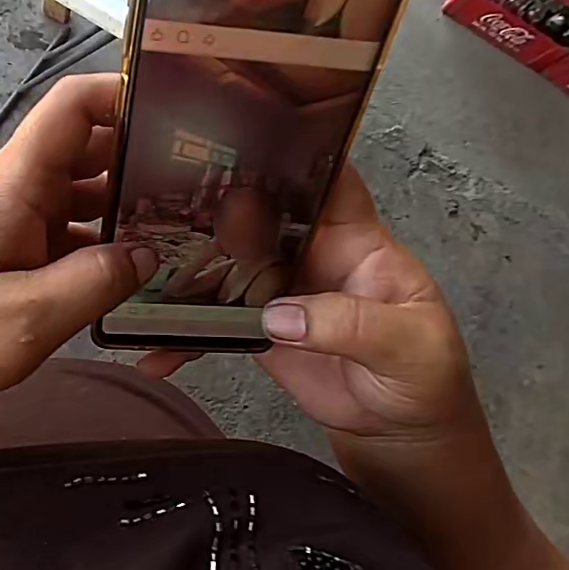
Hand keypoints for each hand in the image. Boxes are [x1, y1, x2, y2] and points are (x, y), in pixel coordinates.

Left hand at [0, 73, 155, 400]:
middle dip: (144, 158)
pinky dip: (101, 240)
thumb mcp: (24, 318)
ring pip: (83, 191)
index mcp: (15, 183)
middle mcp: (16, 187)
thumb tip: (148, 255)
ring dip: (127, 205)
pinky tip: (134, 268)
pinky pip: (67, 227)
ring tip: (185, 228)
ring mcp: (13, 215)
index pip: (71, 106)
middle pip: (88, 147)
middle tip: (205, 184)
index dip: (122, 92)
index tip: (176, 108)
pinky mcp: (11, 244)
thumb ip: (93, 283)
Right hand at [139, 168, 479, 440]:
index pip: (328, 181)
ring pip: (225, 262)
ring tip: (144, 273)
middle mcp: (308, 255)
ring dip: (188, 269)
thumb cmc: (424, 375)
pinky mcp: (254, 325)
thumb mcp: (410, 346)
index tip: (250, 141)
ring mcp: (277, 289)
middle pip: (259, 214)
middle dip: (218, 205)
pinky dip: (184, 336)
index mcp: (354, 241)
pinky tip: (157, 350)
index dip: (296, 156)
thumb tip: (279, 317)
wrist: (395, 428)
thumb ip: (352, 325)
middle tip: (170, 204)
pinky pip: (213, 321)